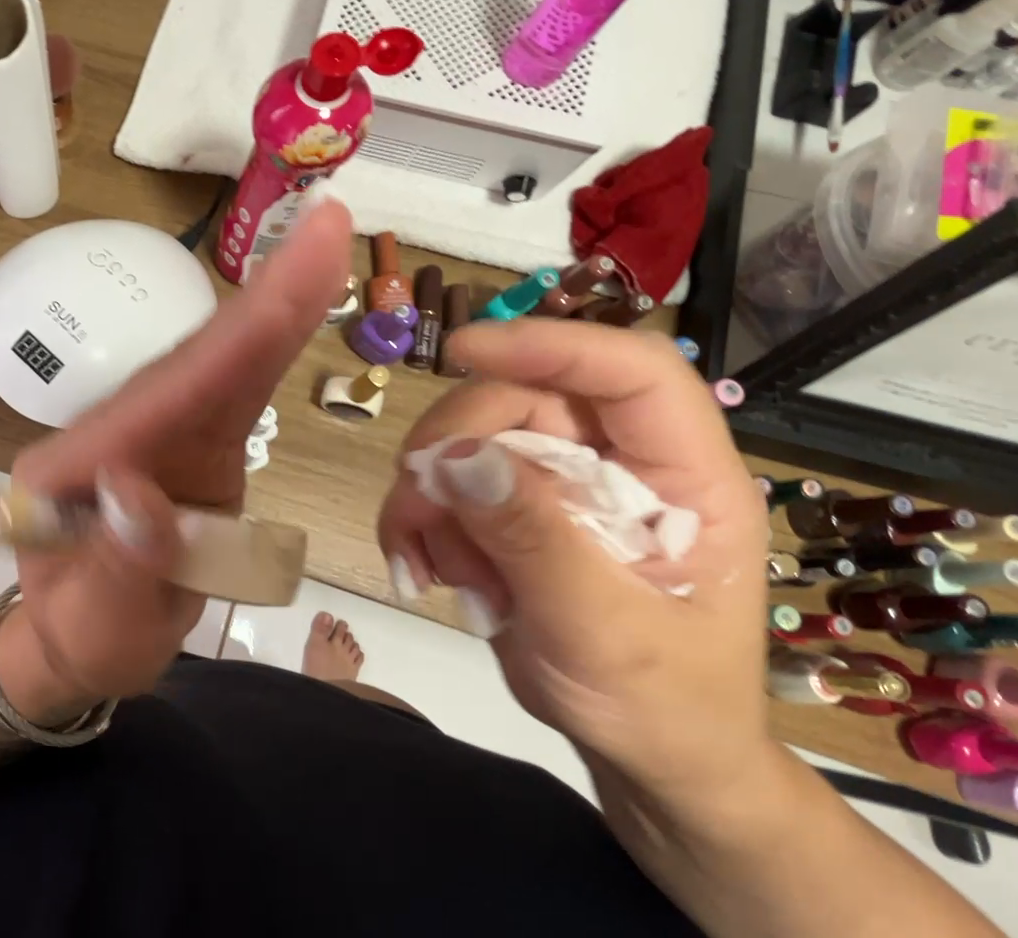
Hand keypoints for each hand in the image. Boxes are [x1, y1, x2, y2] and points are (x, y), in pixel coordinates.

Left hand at [7, 199, 351, 697]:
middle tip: (329, 225)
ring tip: (325, 247)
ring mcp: (150, 434)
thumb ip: (118, 569)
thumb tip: (137, 490)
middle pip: (190, 366)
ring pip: (213, 370)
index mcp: (73, 468)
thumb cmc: (86, 640)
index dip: (229, 339)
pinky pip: (228, 393)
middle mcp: (111, 432)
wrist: (78, 639)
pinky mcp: (185, 444)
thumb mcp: (97, 628)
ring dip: (269, 312)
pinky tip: (298, 306)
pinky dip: (265, 349)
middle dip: (260, 302)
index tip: (289, 269)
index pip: (158, 402)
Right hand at [376, 320, 773, 802]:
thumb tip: (454, 456)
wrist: (644, 756)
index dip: (551, 346)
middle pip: (522, 401)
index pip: (630, 372)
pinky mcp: (514, 512)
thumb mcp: (601, 629)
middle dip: (455, 448)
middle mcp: (620, 464)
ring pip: (468, 441)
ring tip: (434, 570)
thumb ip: (534, 538)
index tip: (462, 352)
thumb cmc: (660, 702)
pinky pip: (445, 485)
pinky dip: (419, 524)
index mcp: (685, 476)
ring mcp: (562, 486)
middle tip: (418, 510)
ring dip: (430, 500)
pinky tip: (426, 572)